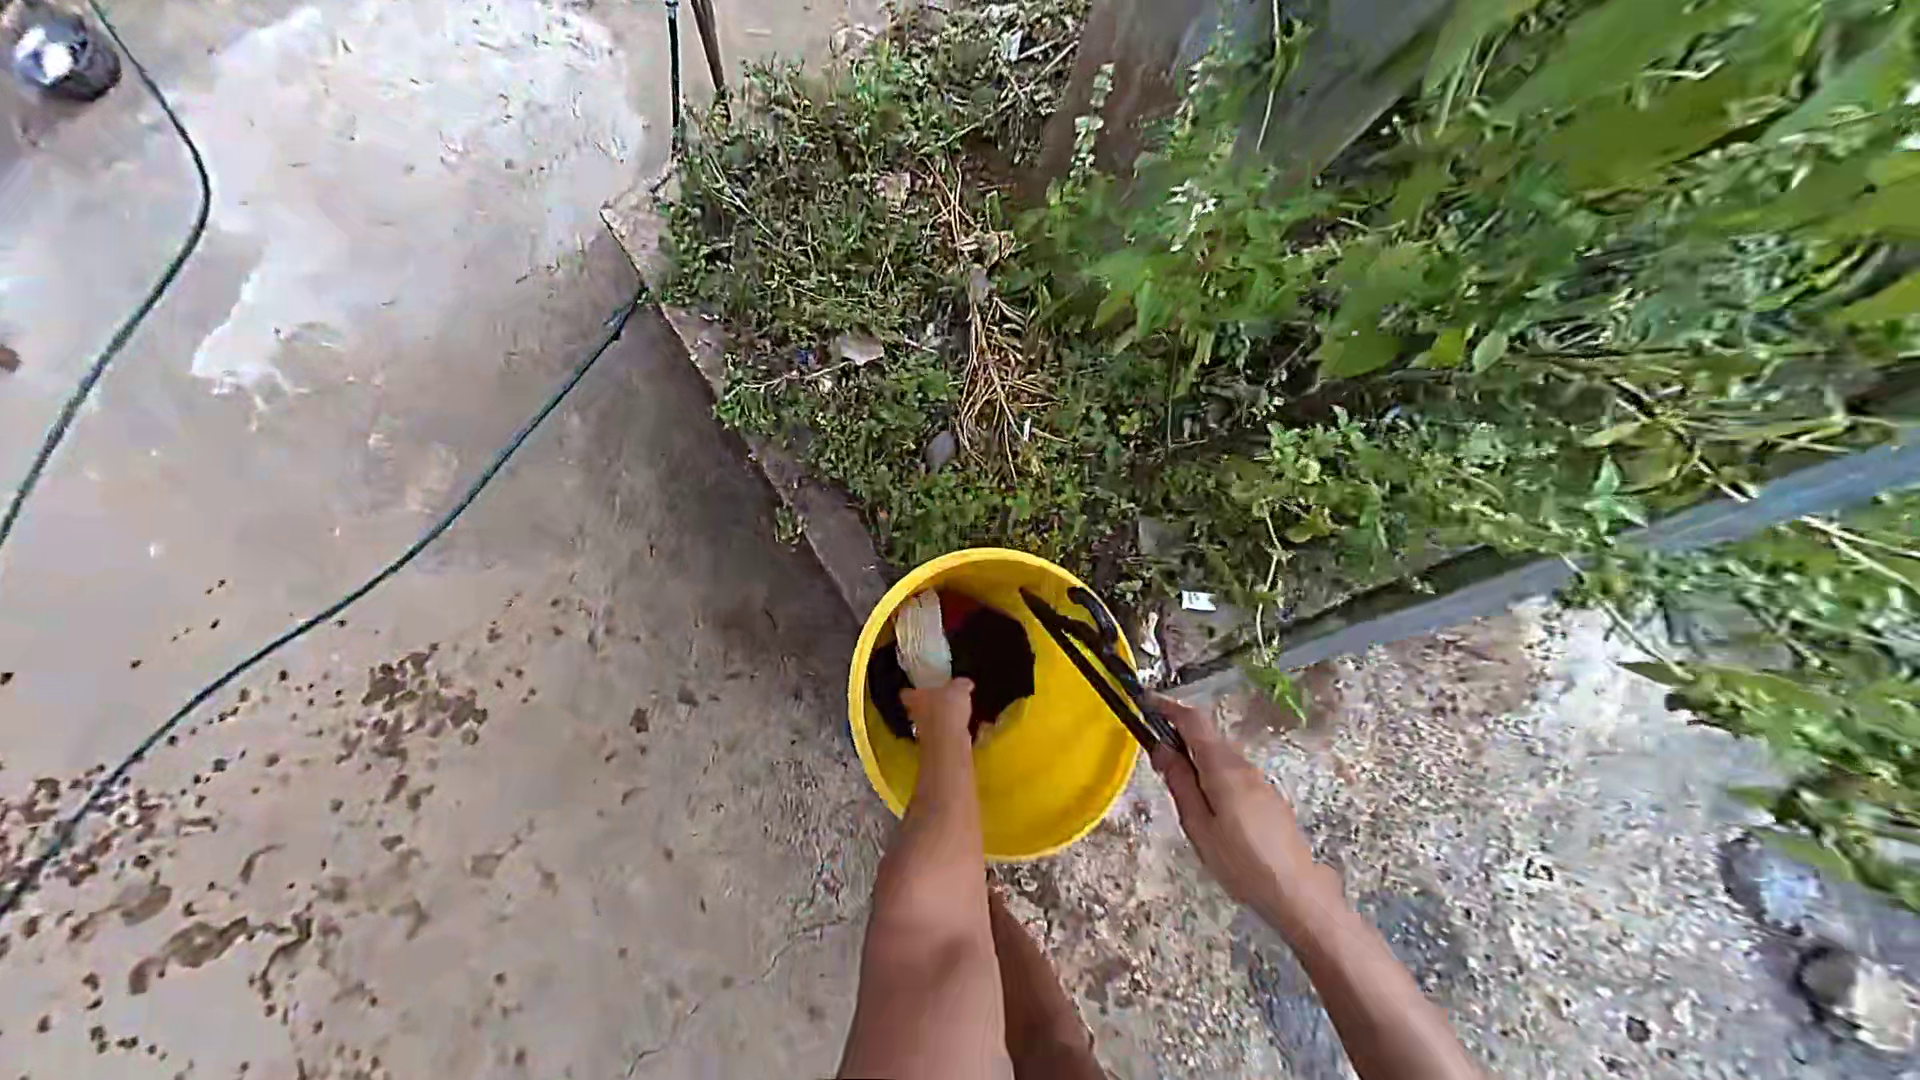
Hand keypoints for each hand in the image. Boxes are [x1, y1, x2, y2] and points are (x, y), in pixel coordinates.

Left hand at [901, 678, 974, 738]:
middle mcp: (916, 714)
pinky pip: (941, 734)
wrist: (949, 739)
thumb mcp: (959, 688)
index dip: (911, 691)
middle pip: (915, 709)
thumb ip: (961, 684)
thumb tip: (966, 683)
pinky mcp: (936, 744)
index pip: (906, 693)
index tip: (917, 689)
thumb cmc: (947, 707)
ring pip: (928, 723)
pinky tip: (961, 727)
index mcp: (917, 697)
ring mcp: (924, 731)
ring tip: (953, 715)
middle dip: (924, 707)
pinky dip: (949, 731)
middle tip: (937, 701)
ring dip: (938, 720)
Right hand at [1148, 695, 1334, 928]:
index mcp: (1222, 766)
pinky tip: (1209, 808)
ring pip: (1219, 756)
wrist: (1300, 895)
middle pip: (1206, 736)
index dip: (1168, 707)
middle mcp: (1243, 765)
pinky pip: (1231, 772)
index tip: (1145, 703)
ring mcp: (1258, 780)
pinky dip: (1211, 774)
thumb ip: (1179, 782)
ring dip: (1195, 758)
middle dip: (1178, 738)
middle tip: (1156, 762)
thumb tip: (1161, 748)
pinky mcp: (1267, 796)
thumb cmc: (1241, 863)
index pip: (1193, 720)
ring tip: (1181, 793)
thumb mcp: (1198, 825)